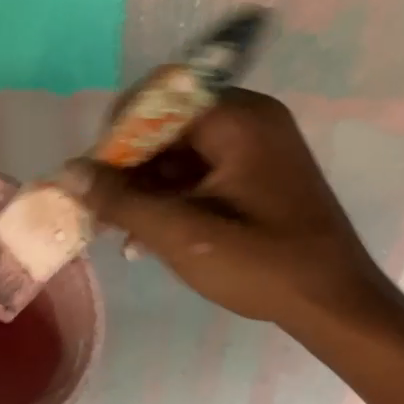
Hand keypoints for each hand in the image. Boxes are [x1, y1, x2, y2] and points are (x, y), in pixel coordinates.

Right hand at [62, 88, 392, 329]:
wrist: (336, 305)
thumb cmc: (262, 265)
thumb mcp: (181, 234)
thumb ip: (121, 200)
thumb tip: (68, 173)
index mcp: (238, 118)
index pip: (157, 98)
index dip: (116, 134)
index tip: (93, 178)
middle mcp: (251, 118)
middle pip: (168, 123)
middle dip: (129, 166)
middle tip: (102, 209)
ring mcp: (259, 145)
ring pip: (182, 150)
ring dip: (148, 187)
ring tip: (120, 231)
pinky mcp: (261, 173)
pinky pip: (203, 170)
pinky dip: (175, 196)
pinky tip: (149, 236)